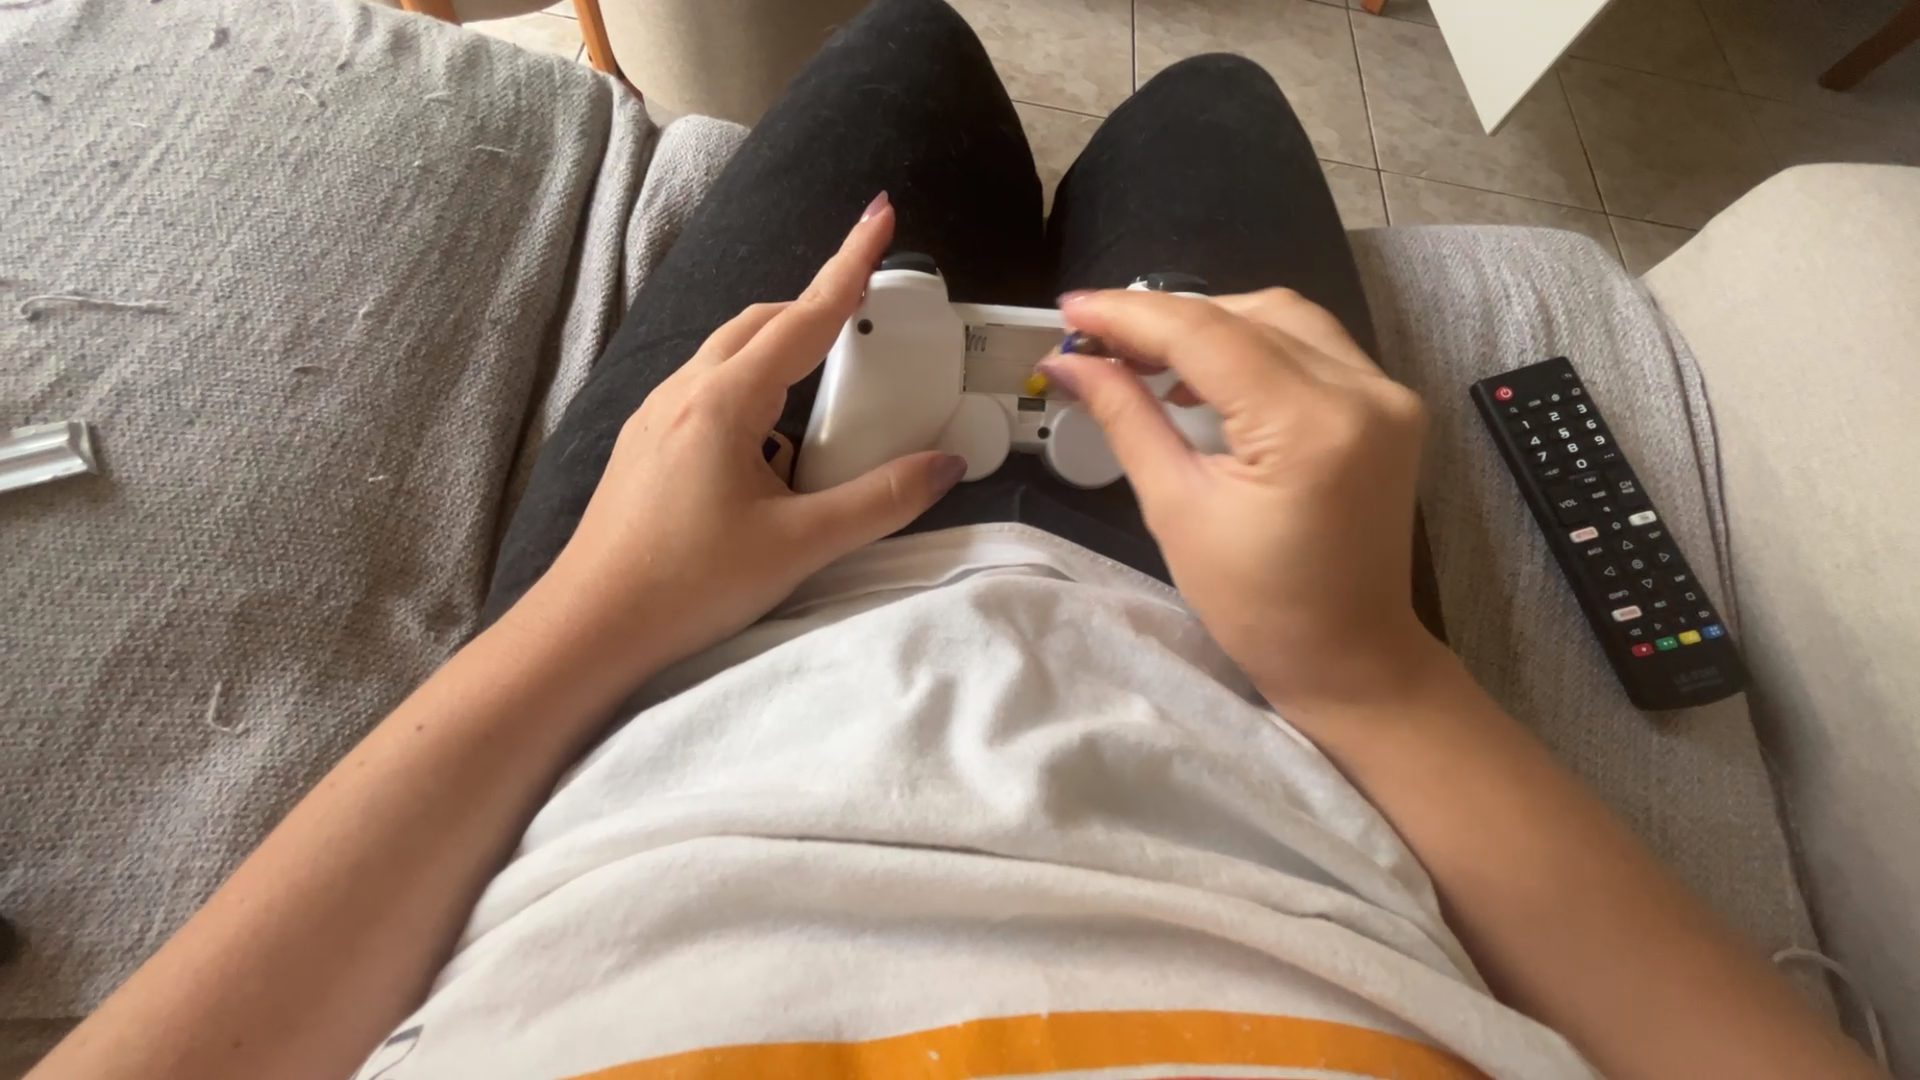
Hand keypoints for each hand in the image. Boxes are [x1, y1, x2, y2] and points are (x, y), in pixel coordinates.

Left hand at [515, 194, 966, 675]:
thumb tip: (945, 465)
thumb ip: (880, 500)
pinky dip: (754, 391)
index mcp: (725, 400)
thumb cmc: (692, 582)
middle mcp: (685, 391)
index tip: (880, 214)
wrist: (590, 627)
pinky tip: (769, 445)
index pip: (804, 317)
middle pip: (759, 323)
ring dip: (782, 353)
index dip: (849, 264)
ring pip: (729, 356)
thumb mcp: (800, 544)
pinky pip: (710, 392)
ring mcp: (657, 415)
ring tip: (824, 391)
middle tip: (862, 327)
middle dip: (814, 309)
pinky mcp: (648, 444)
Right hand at [1040, 288, 1439, 712]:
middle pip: (1246, 313)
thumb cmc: (1253, 603)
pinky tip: (1200, 377)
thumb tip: (1069, 363)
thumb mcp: (1175, 508)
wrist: (1348, 653)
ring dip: (1206, 325)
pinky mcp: (1387, 404)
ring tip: (1141, 355)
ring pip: (1280, 318)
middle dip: (1162, 317)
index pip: (1205, 336)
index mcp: (1307, 426)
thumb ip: (1126, 418)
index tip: (1069, 311)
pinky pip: (1308, 346)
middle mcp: (1363, 390)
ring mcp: (1385, 393)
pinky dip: (1248, 345)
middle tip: (1096, 339)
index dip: (1129, 315)